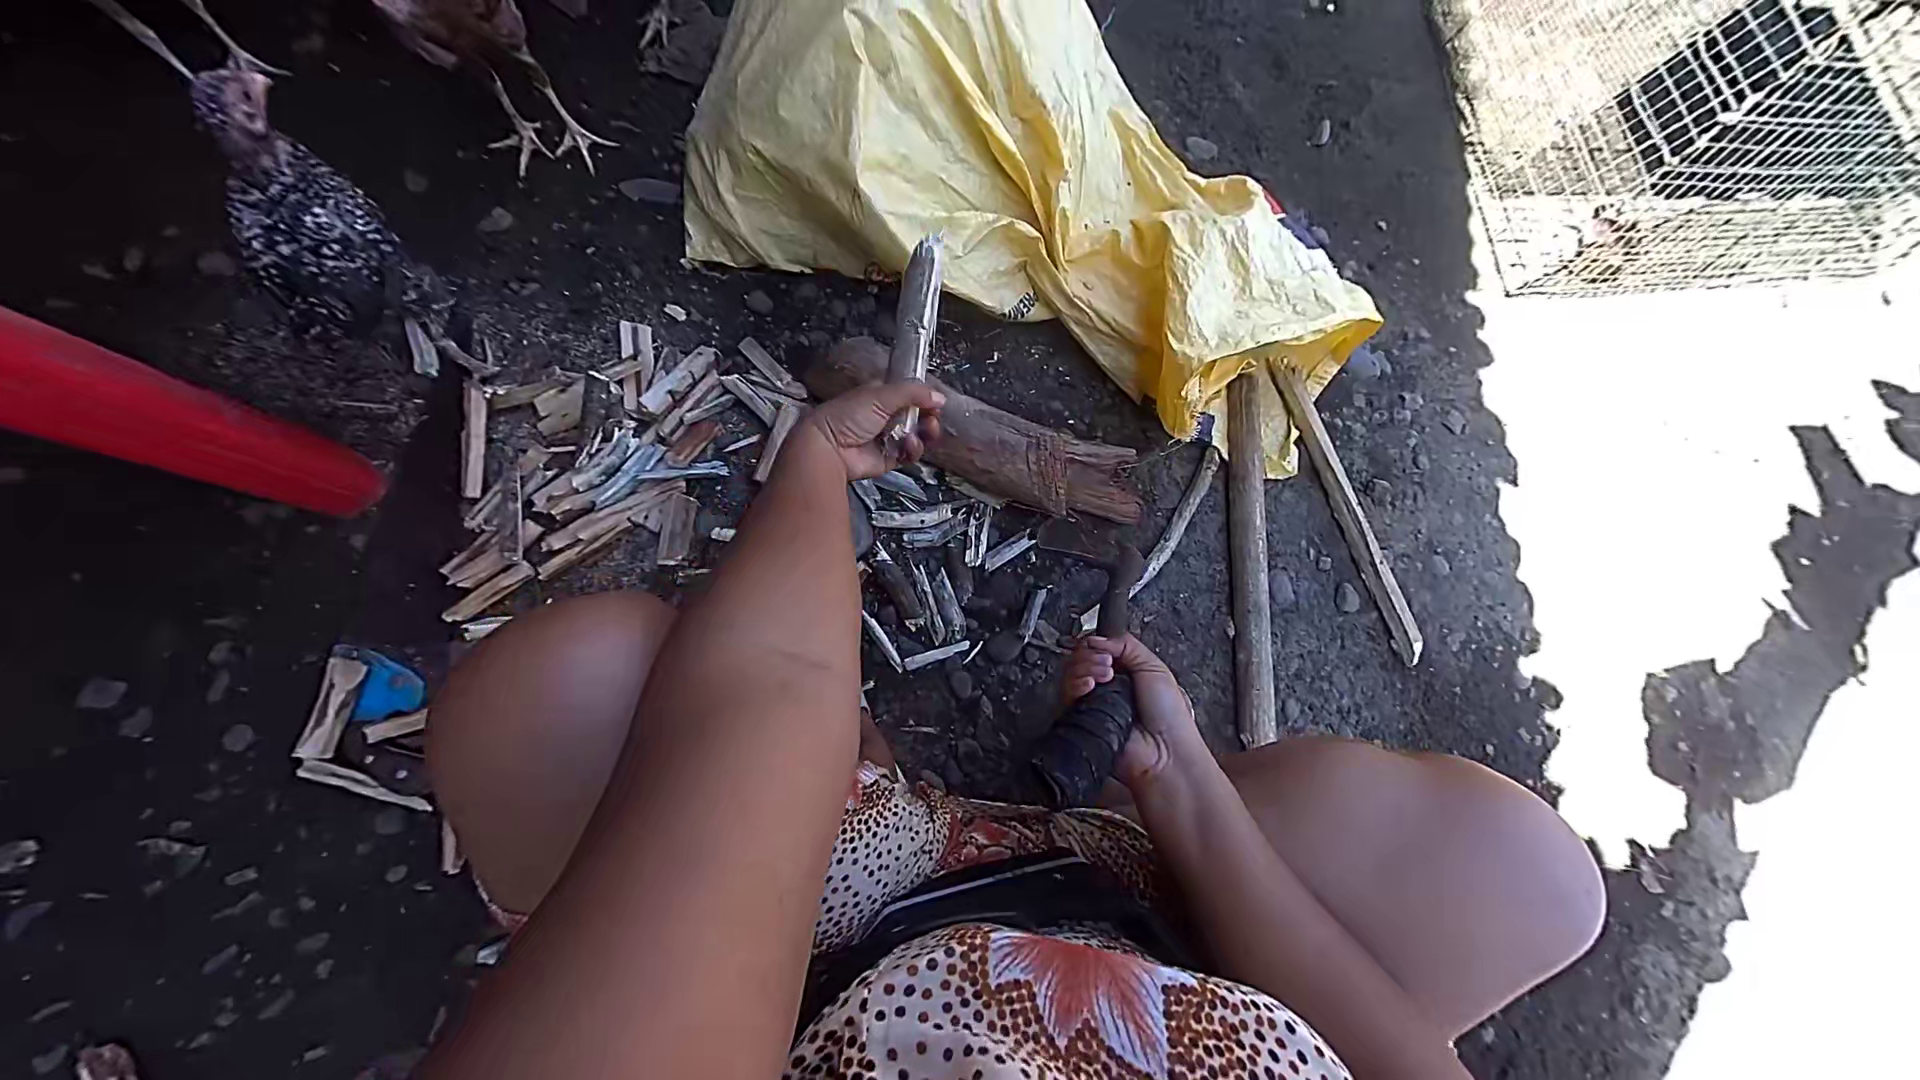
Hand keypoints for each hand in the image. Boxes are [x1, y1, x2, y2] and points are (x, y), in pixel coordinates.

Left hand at [805, 381, 945, 480]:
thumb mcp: (881, 395)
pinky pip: (910, 454)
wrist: (829, 448)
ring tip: (925, 432)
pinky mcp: (889, 458)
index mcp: (882, 396)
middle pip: (918, 417)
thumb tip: (940, 397)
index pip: (911, 395)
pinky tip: (909, 445)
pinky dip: (913, 450)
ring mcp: (888, 438)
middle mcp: (886, 416)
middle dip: (929, 419)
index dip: (925, 399)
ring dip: (924, 434)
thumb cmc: (848, 416)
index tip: (936, 403)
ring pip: (917, 436)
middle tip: (932, 420)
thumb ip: (913, 393)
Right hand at [1062, 634, 1206, 791]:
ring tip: (1105, 675)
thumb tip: (1096, 637)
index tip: (1104, 646)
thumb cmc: (1169, 717)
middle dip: (1090, 654)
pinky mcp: (1079, 718)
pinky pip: (1066, 695)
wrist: (1165, 751)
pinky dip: (1076, 685)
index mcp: (1122, 674)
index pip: (1095, 649)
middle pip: (1079, 658)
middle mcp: (1104, 687)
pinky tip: (1090, 686)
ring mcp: (1091, 703)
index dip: (1095, 643)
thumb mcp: (1154, 667)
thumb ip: (1126, 644)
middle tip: (1107, 663)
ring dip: (1085, 667)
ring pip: (1070, 673)